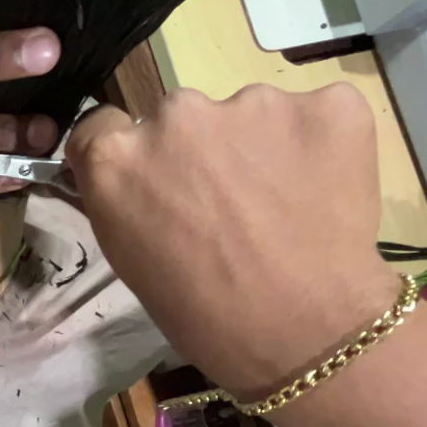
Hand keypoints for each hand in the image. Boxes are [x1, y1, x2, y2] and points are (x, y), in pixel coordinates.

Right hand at [65, 84, 401, 396]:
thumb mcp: (126, 254)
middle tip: (218, 202)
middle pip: (176, 116)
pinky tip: (318, 190)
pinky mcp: (327, 102)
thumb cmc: (193, 306)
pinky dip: (313, 143)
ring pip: (246, 114)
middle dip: (192, 150)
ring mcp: (254, 101)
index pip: (99, 125)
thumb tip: (137, 177)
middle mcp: (175, 114)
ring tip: (275, 203)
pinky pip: (312, 113)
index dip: (119, 149)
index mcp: (116, 157)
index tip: (142, 175)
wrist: (296, 324)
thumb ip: (123, 197)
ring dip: (253, 145)